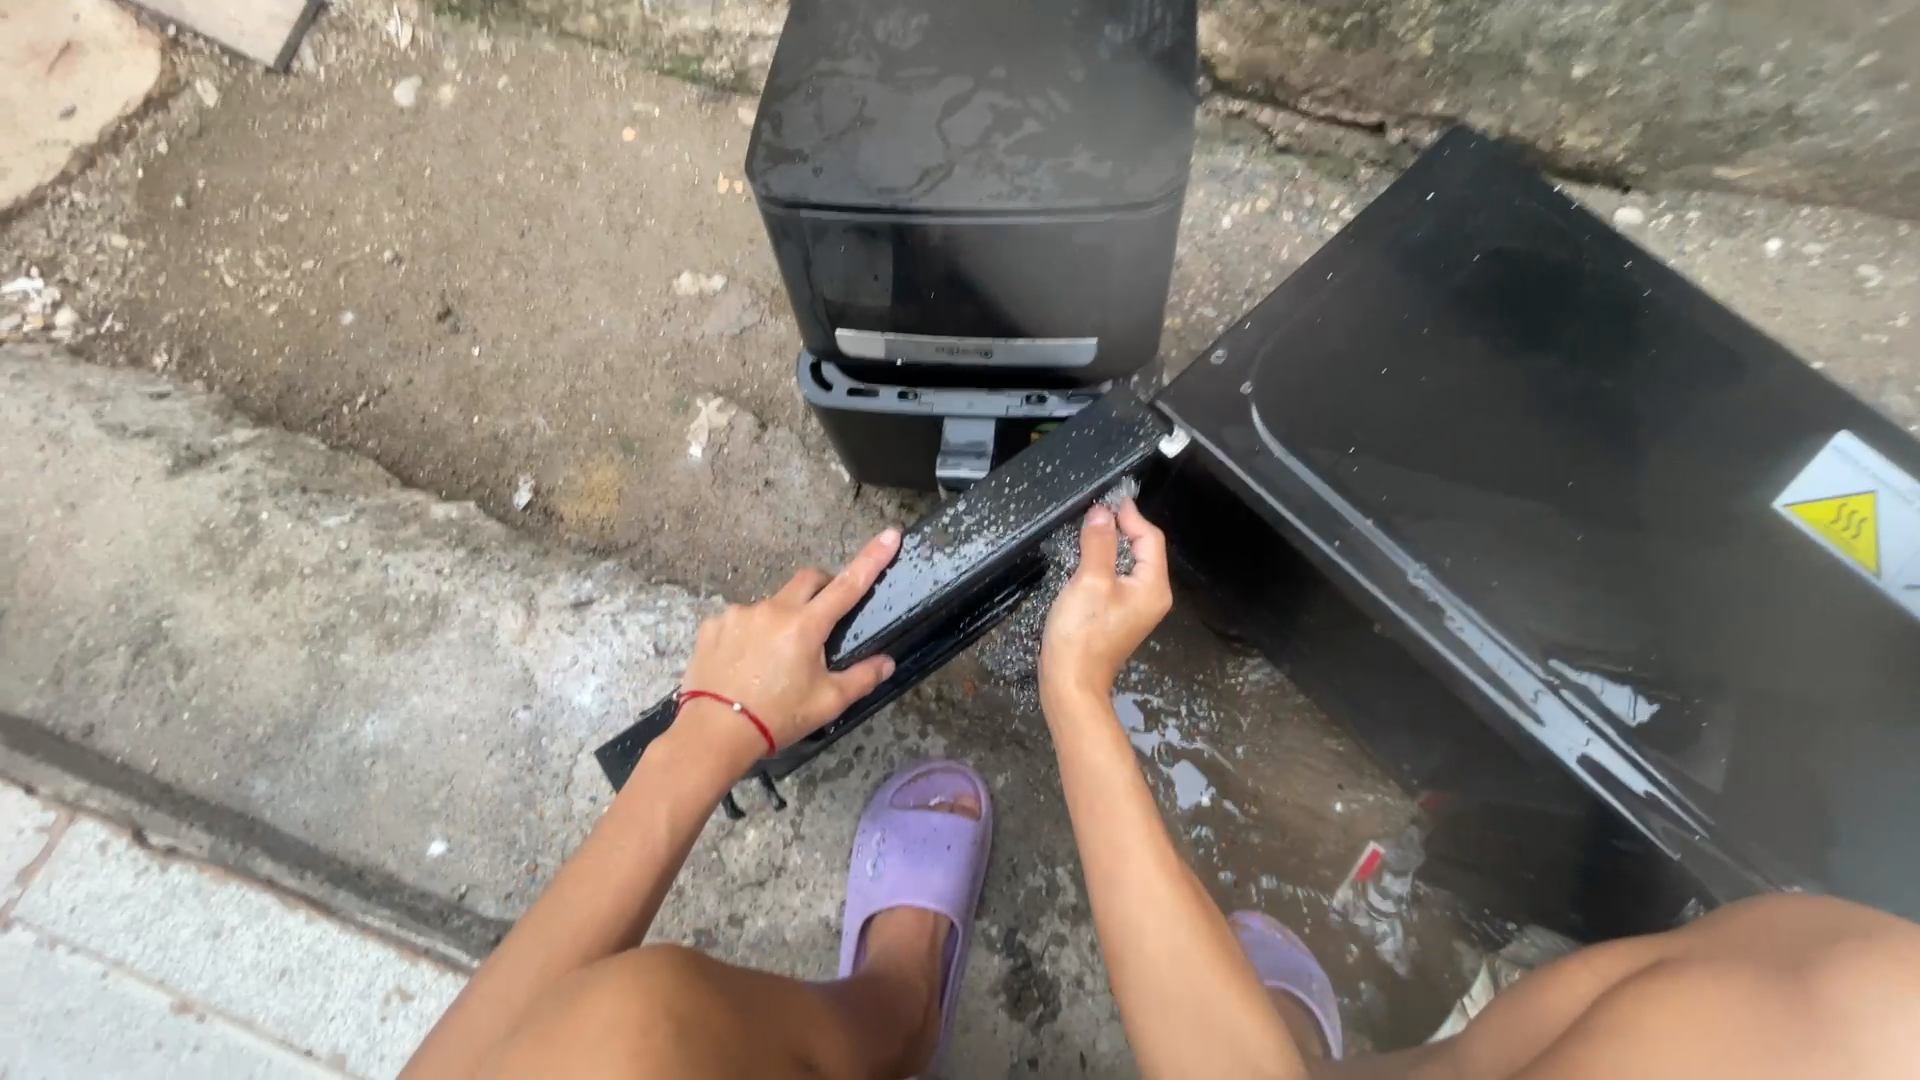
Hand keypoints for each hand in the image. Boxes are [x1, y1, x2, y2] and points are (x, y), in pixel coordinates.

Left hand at [676, 529, 900, 757]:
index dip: (872, 559)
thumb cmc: (776, 718)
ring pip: (772, 604)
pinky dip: (750, 633)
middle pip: (808, 580)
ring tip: (774, 659)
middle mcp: (773, 610)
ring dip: (782, 619)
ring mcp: (739, 614)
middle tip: (824, 620)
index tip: (890, 535)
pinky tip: (746, 663)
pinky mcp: (713, 625)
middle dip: (822, 589)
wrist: (712, 734)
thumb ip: (862, 678)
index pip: (848, 584)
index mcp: (805, 626)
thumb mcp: (827, 703)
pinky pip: (740, 619)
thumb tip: (886, 662)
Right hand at [1040, 498, 1171, 708]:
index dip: (1131, 516)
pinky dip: (1105, 564)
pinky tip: (1087, 559)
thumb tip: (1102, 512)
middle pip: (1144, 550)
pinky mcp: (1119, 616)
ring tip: (1090, 529)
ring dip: (1112, 545)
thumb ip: (1098, 543)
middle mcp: (1151, 597)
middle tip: (1097, 512)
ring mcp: (1136, 608)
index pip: (1150, 539)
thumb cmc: (1082, 634)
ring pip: (1129, 565)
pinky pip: (1118, 580)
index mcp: (1152, 587)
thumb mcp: (1089, 581)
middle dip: (1122, 528)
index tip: (1108, 500)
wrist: (1070, 682)